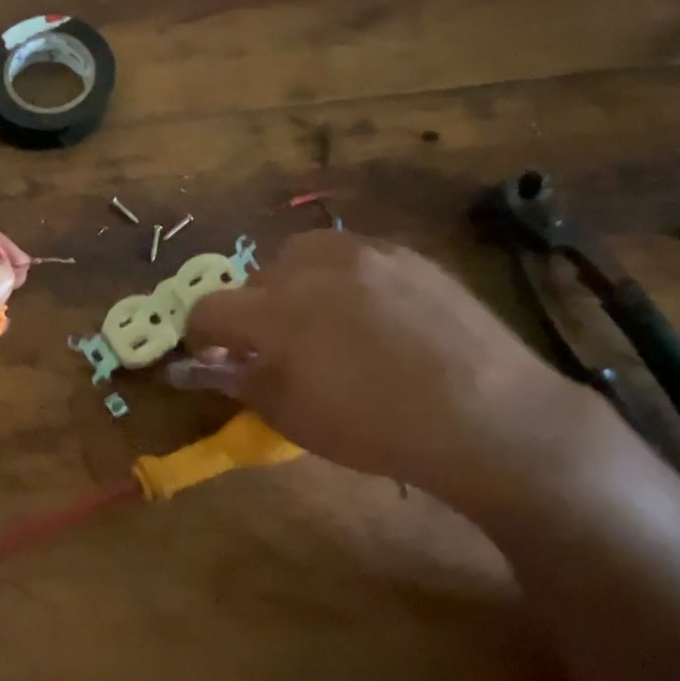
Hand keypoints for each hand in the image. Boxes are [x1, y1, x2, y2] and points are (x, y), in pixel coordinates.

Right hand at [172, 231, 591, 506]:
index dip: (201, 339)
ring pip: (302, 256)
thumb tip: (196, 368)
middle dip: (250, 313)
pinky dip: (340, 281)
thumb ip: (236, 380)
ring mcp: (367, 253)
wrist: (483, 415)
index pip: (207, 310)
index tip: (215, 363)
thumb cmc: (370, 427)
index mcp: (274, 311)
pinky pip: (353, 256)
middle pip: (254, 278)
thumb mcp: (288, 414)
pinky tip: (366, 320)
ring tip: (317, 326)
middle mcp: (314, 266)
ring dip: (292, 287)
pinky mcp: (410, 254)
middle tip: (271, 352)